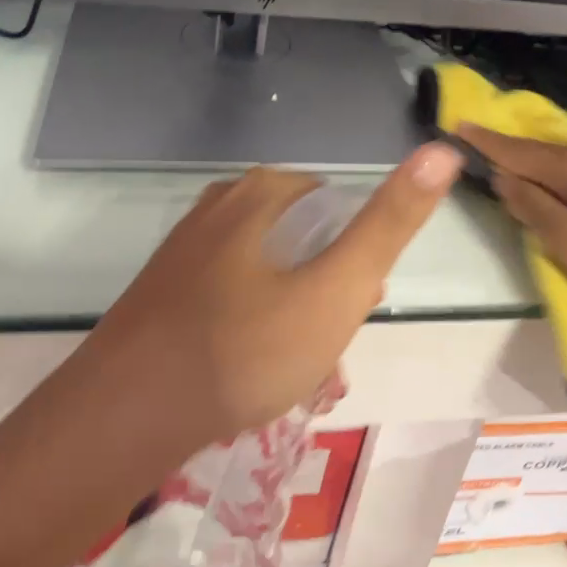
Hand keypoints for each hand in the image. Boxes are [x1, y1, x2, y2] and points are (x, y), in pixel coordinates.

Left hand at [86, 143, 464, 443]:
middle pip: (302, 243)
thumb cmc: (244, 349)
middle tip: (322, 357)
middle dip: (322, 297)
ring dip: (291, 320)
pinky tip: (249, 378)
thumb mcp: (336, 290)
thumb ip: (390, 224)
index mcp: (263, 193)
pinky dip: (251, 331)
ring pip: (268, 276)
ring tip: (292, 378)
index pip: (338, 210)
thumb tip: (442, 151)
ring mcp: (186, 247)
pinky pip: (230, 299)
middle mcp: (221, 205)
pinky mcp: (165, 289)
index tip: (347, 316)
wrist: (125, 414)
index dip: (355, 265)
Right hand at [458, 126, 566, 332]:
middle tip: (480, 142)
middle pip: (546, 151)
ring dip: (539, 159)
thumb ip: (537, 210)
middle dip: (511, 146)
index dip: (488, 142)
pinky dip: (565, 171)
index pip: (521, 153)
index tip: (458, 126)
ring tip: (516, 161)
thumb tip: (504, 178)